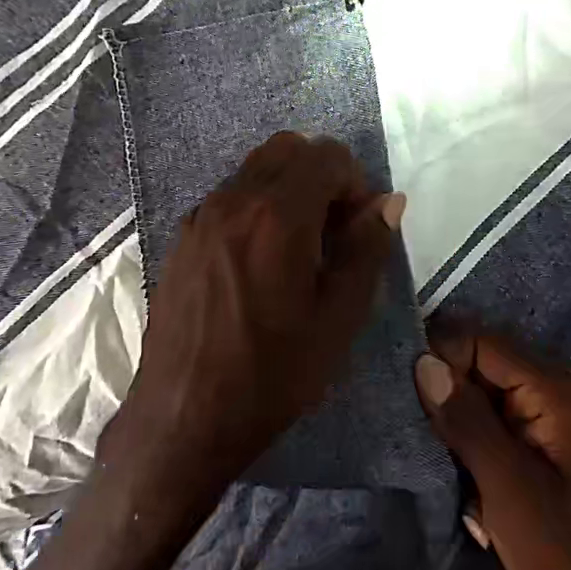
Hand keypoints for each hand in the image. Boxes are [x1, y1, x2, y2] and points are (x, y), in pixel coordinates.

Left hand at [120, 132, 405, 488]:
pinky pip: (230, 197)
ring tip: (300, 246)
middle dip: (322, 174)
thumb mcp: (339, 317)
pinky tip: (261, 261)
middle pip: (288, 148)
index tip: (360, 226)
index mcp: (277, 216)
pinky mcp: (182, 238)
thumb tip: (388, 201)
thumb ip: (366, 248)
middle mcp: (234, 201)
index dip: (355, 181)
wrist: (182, 421)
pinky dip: (257, 205)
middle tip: (334, 227)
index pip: (326, 155)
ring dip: (288, 187)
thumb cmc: (272, 374)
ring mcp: (201, 217)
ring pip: (255, 169)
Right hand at [413, 331, 570, 569]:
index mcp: (555, 392)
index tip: (404, 392)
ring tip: (427, 446)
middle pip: (483, 363)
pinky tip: (453, 464)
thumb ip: (468, 423)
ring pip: (483, 391)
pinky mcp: (540, 443)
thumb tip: (424, 363)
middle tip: (409, 423)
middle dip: (445, 387)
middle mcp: (555, 391)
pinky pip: (493, 419)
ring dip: (454, 415)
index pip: (484, 343)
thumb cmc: (566, 555)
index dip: (442, 358)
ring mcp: (549, 417)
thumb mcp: (510, 491)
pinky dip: (469, 435)